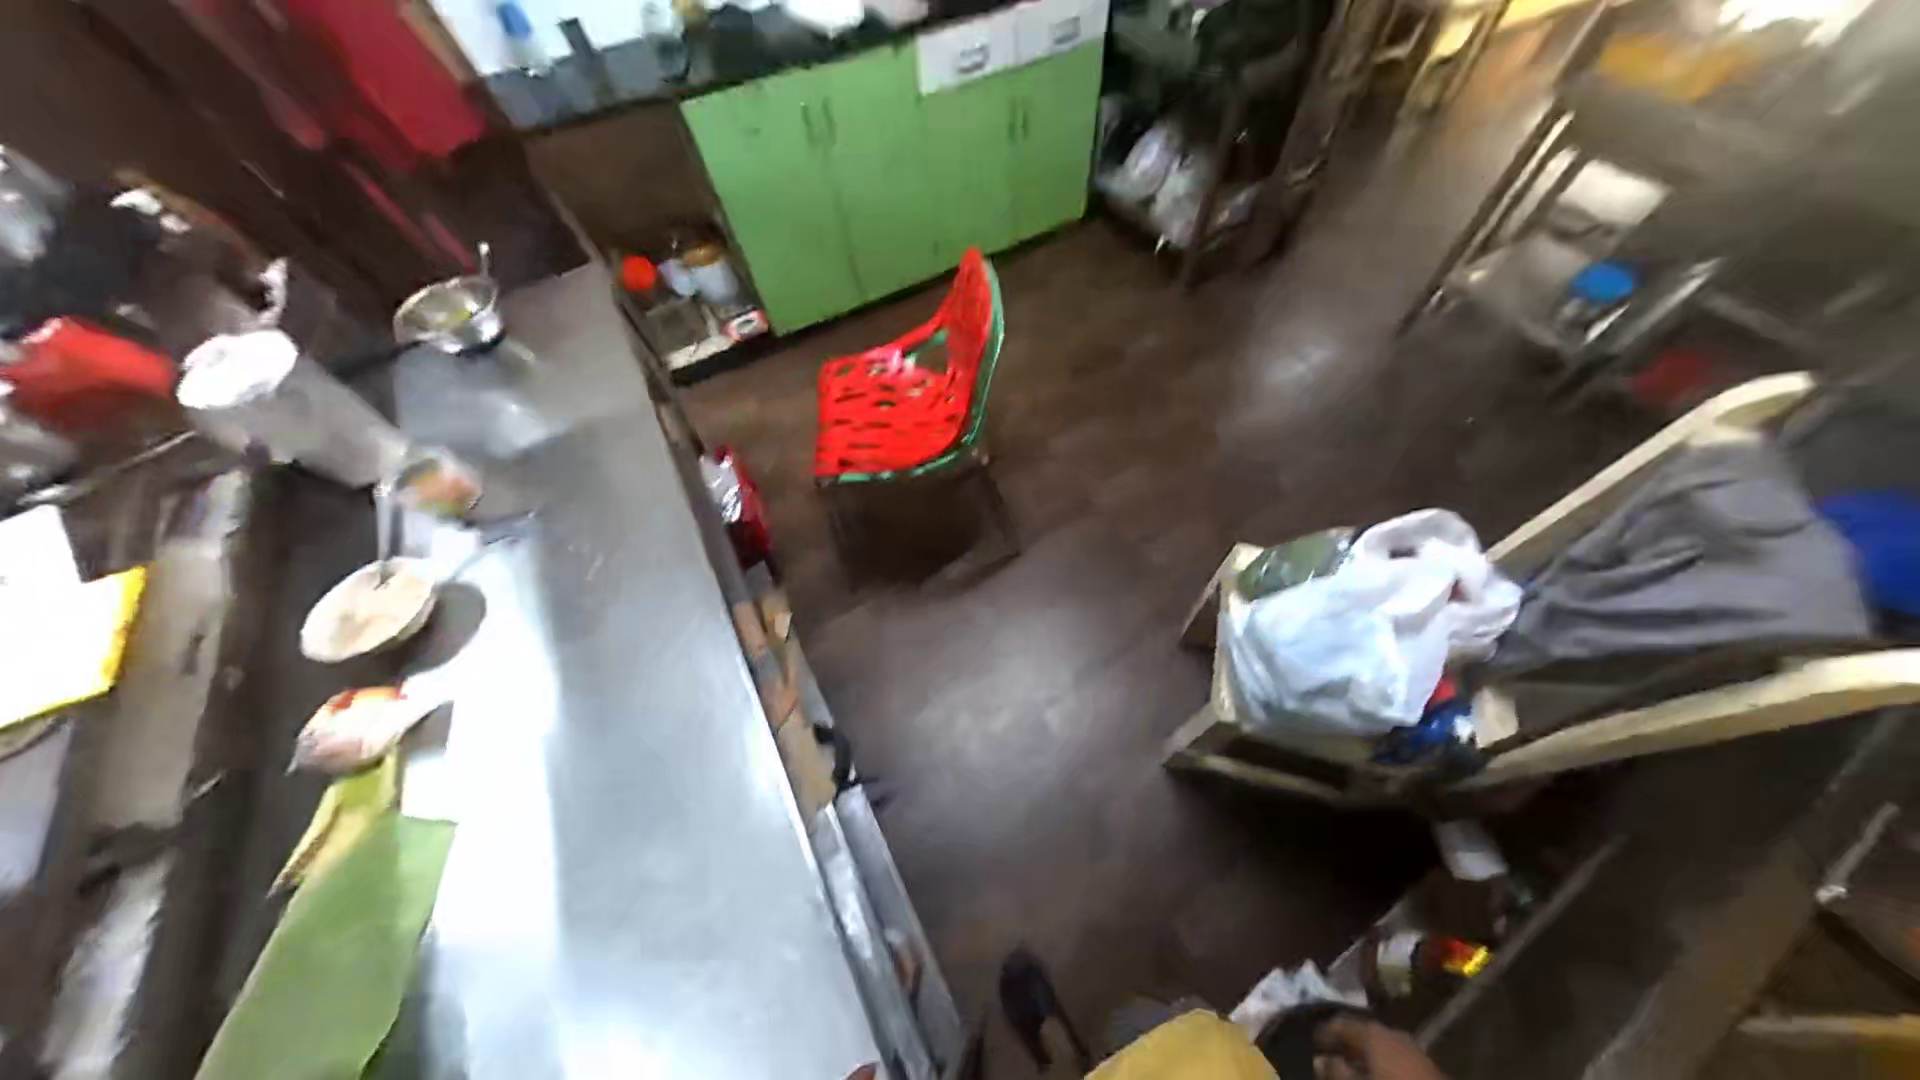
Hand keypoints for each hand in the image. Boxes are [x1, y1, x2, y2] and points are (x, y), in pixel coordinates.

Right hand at [1312, 1017, 1446, 1079]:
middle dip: (1344, 1046)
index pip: (1338, 1024)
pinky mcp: (1427, 1068)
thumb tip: (1319, 1060)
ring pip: (1378, 1047)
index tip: (1313, 1046)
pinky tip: (1378, 1076)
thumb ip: (1335, 1071)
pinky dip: (1382, 1066)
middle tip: (1331, 1059)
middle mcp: (1389, 1032)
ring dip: (1364, 1057)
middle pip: (1359, 1034)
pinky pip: (1395, 1060)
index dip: (1323, 1035)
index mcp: (1370, 1032)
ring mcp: (1411, 1048)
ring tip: (1353, 1071)